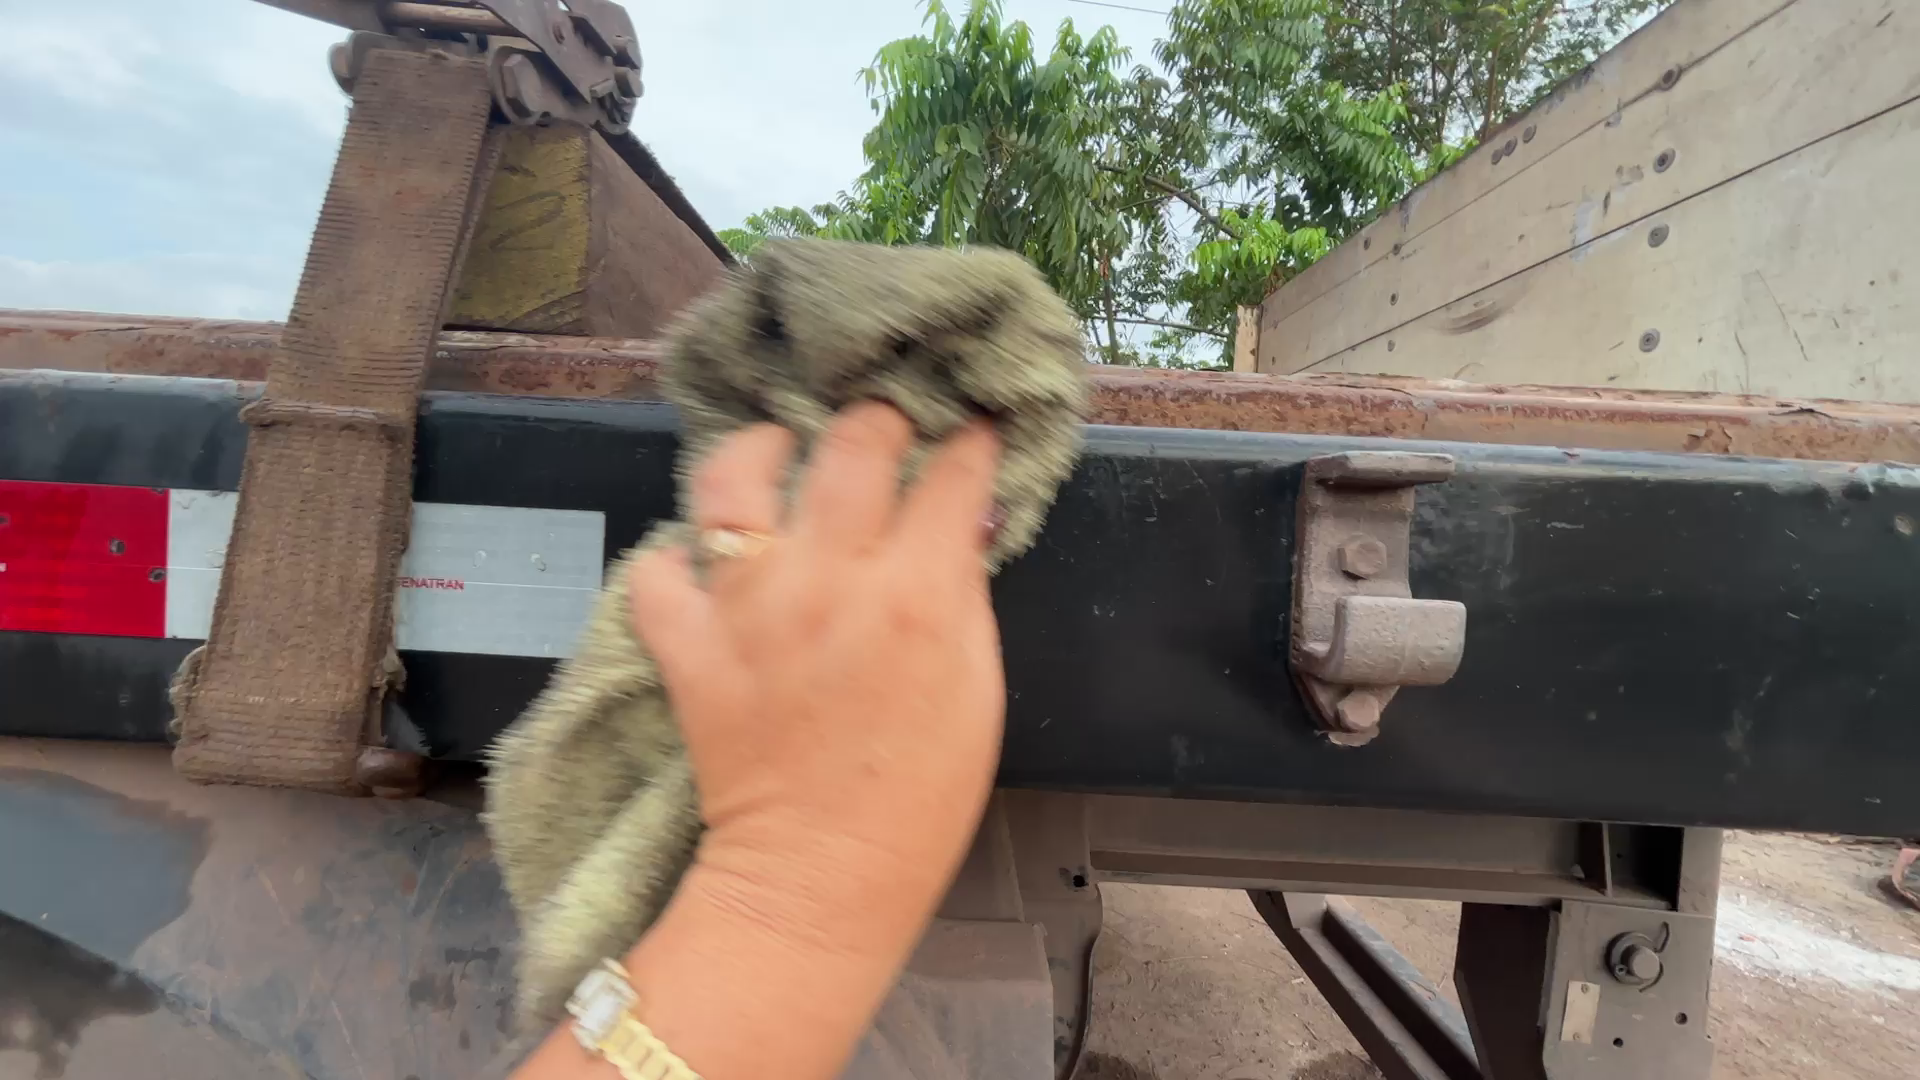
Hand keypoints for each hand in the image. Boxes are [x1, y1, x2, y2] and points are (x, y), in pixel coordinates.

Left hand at [628, 403, 1005, 889]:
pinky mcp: (689, 648)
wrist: (822, 876)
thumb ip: (966, 590)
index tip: (968, 429)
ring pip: (733, 479)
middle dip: (877, 418)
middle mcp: (832, 581)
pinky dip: (676, 562)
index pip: (952, 476)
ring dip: (761, 451)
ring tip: (779, 455)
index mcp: (919, 597)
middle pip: (851, 446)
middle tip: (883, 429)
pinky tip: (704, 568)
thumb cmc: (923, 789)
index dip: (969, 441)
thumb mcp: (978, 685)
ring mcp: (749, 609)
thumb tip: (961, 519)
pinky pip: (657, 573)